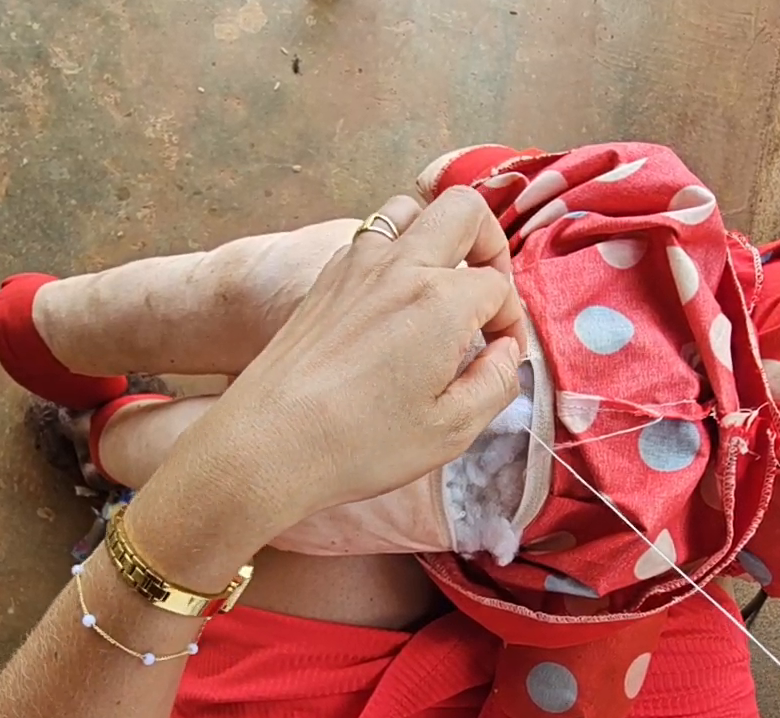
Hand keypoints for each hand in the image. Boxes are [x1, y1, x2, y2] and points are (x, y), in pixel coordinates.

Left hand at [130, 188, 528, 584]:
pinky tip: (392, 302)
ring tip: (440, 287)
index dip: (510, 322)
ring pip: (412, 210)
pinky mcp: (325, 279)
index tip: (499, 356)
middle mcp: (400, 266)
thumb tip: (506, 354)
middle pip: (465, 211)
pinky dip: (395, 252)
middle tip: (486, 294)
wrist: (269, 444)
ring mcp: (356, 265)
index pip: (498, 289)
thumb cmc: (360, 444)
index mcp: (440, 301)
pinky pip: (372, 238)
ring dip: (438, 237)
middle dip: (490, 245)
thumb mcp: (450, 430)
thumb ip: (495, 383)